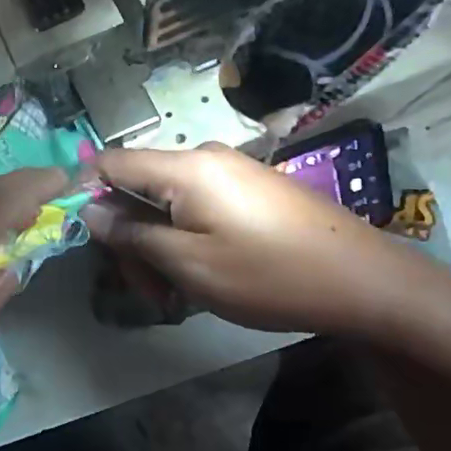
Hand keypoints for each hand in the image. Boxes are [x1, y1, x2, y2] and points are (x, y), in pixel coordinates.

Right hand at [83, 144, 450, 334]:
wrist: (363, 280)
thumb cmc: (268, 275)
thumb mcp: (188, 264)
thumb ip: (132, 234)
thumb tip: (91, 211)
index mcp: (185, 166)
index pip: (111, 161)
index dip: (87, 195)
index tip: (88, 242)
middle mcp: (205, 156)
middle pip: (140, 185)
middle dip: (131, 237)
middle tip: (148, 292)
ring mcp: (232, 171)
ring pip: (169, 200)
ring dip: (159, 244)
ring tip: (176, 294)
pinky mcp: (251, 188)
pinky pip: (199, 204)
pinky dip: (186, 237)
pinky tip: (203, 273)